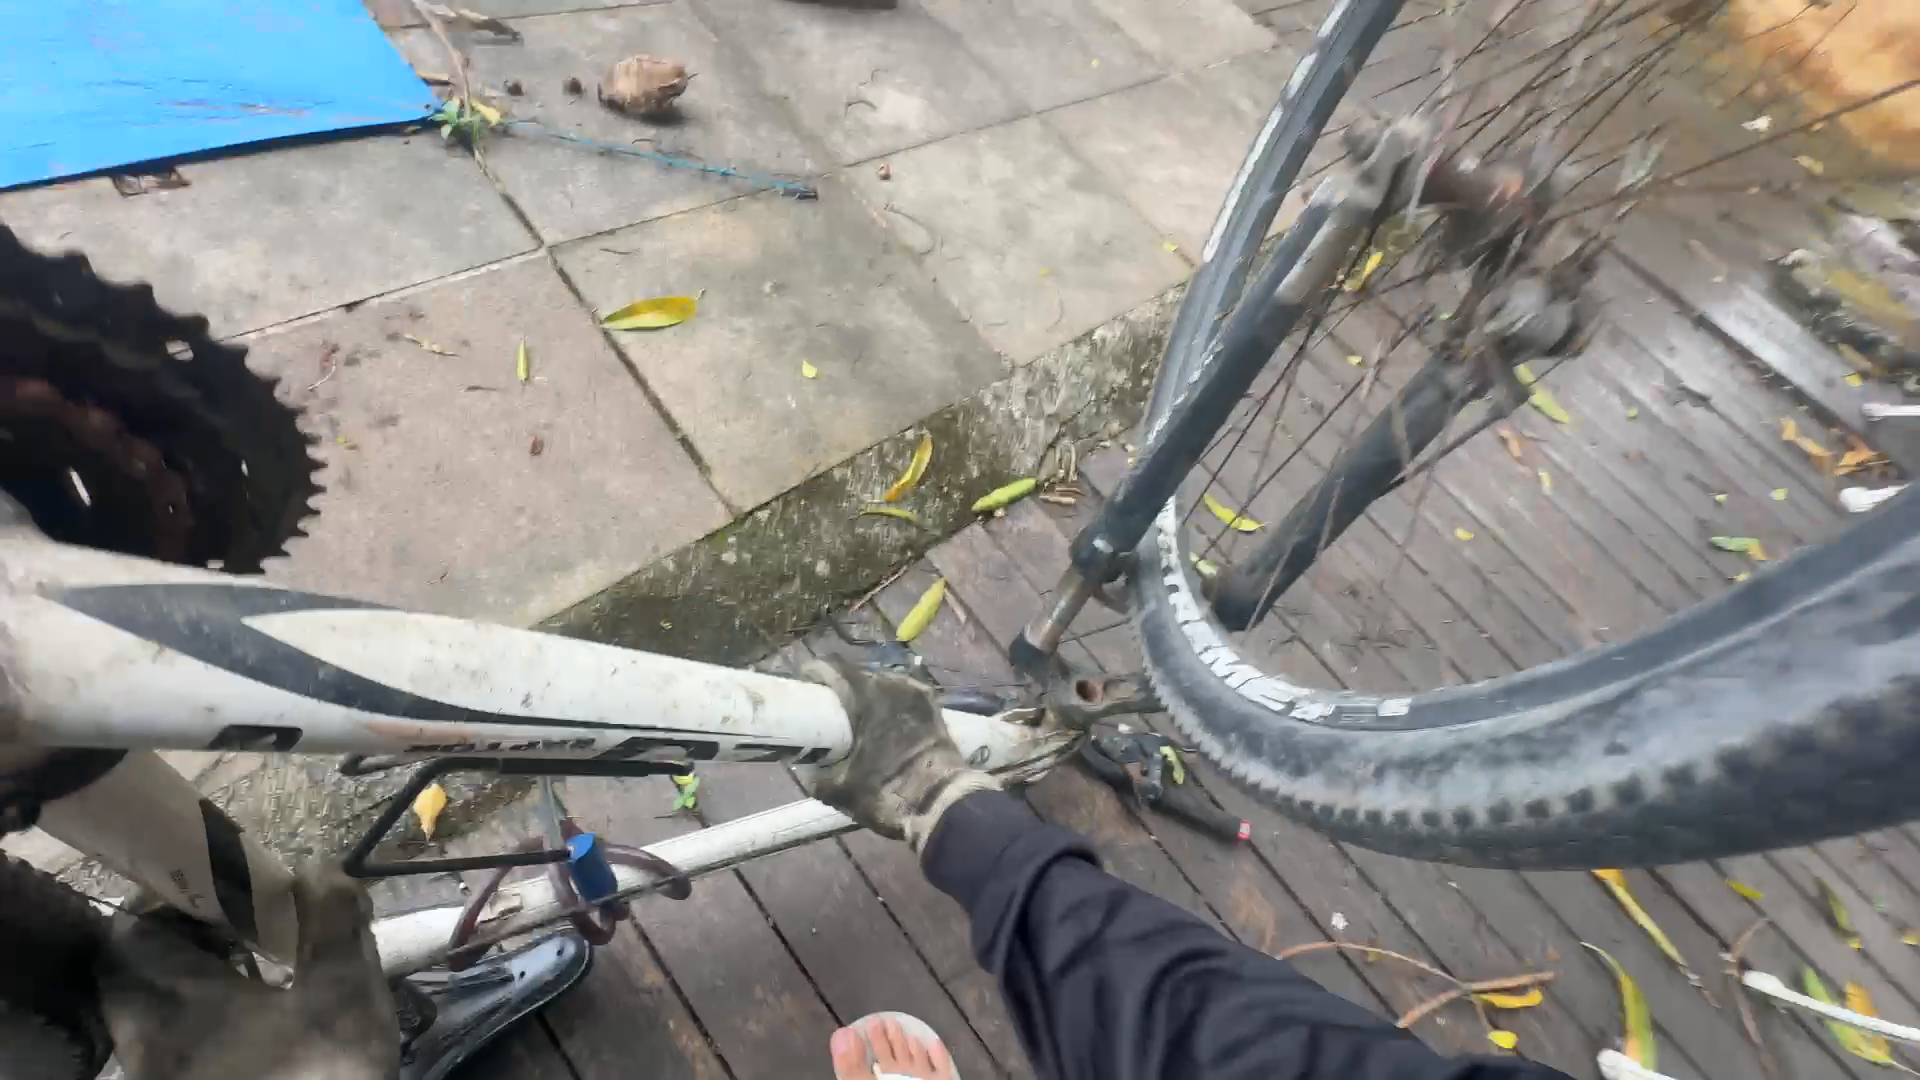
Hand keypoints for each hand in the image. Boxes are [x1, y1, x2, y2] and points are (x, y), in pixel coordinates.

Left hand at [98, 863, 398, 1079]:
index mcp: (180, 1004)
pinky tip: (253, 995)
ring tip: (251, 946)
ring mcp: (156, 1071)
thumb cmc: (324, 1062)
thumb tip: (318, 864)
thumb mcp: (348, 984)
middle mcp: (147, 1038)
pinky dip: (199, 998)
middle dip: (176, 930)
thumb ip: (332, 920)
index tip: (219, 872)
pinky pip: (167, 1030)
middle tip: (237, 907)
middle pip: (129, 972)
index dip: (164, 895)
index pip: (129, 937)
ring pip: (146, 1003)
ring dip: (187, 965)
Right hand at [803, 655, 999, 850]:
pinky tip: (884, 722)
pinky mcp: (935, 707)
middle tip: (828, 708)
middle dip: (842, 687)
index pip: (835, 667)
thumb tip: (804, 769)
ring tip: (856, 717)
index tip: (805, 684)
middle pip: (859, 675)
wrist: (942, 804)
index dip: (817, 672)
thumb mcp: (842, 792)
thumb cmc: (888, 792)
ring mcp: (918, 694)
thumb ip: (816, 778)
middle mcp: (894, 685)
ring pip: (884, 684)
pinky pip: (904, 696)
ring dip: (868, 695)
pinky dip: (891, 704)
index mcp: (868, 696)